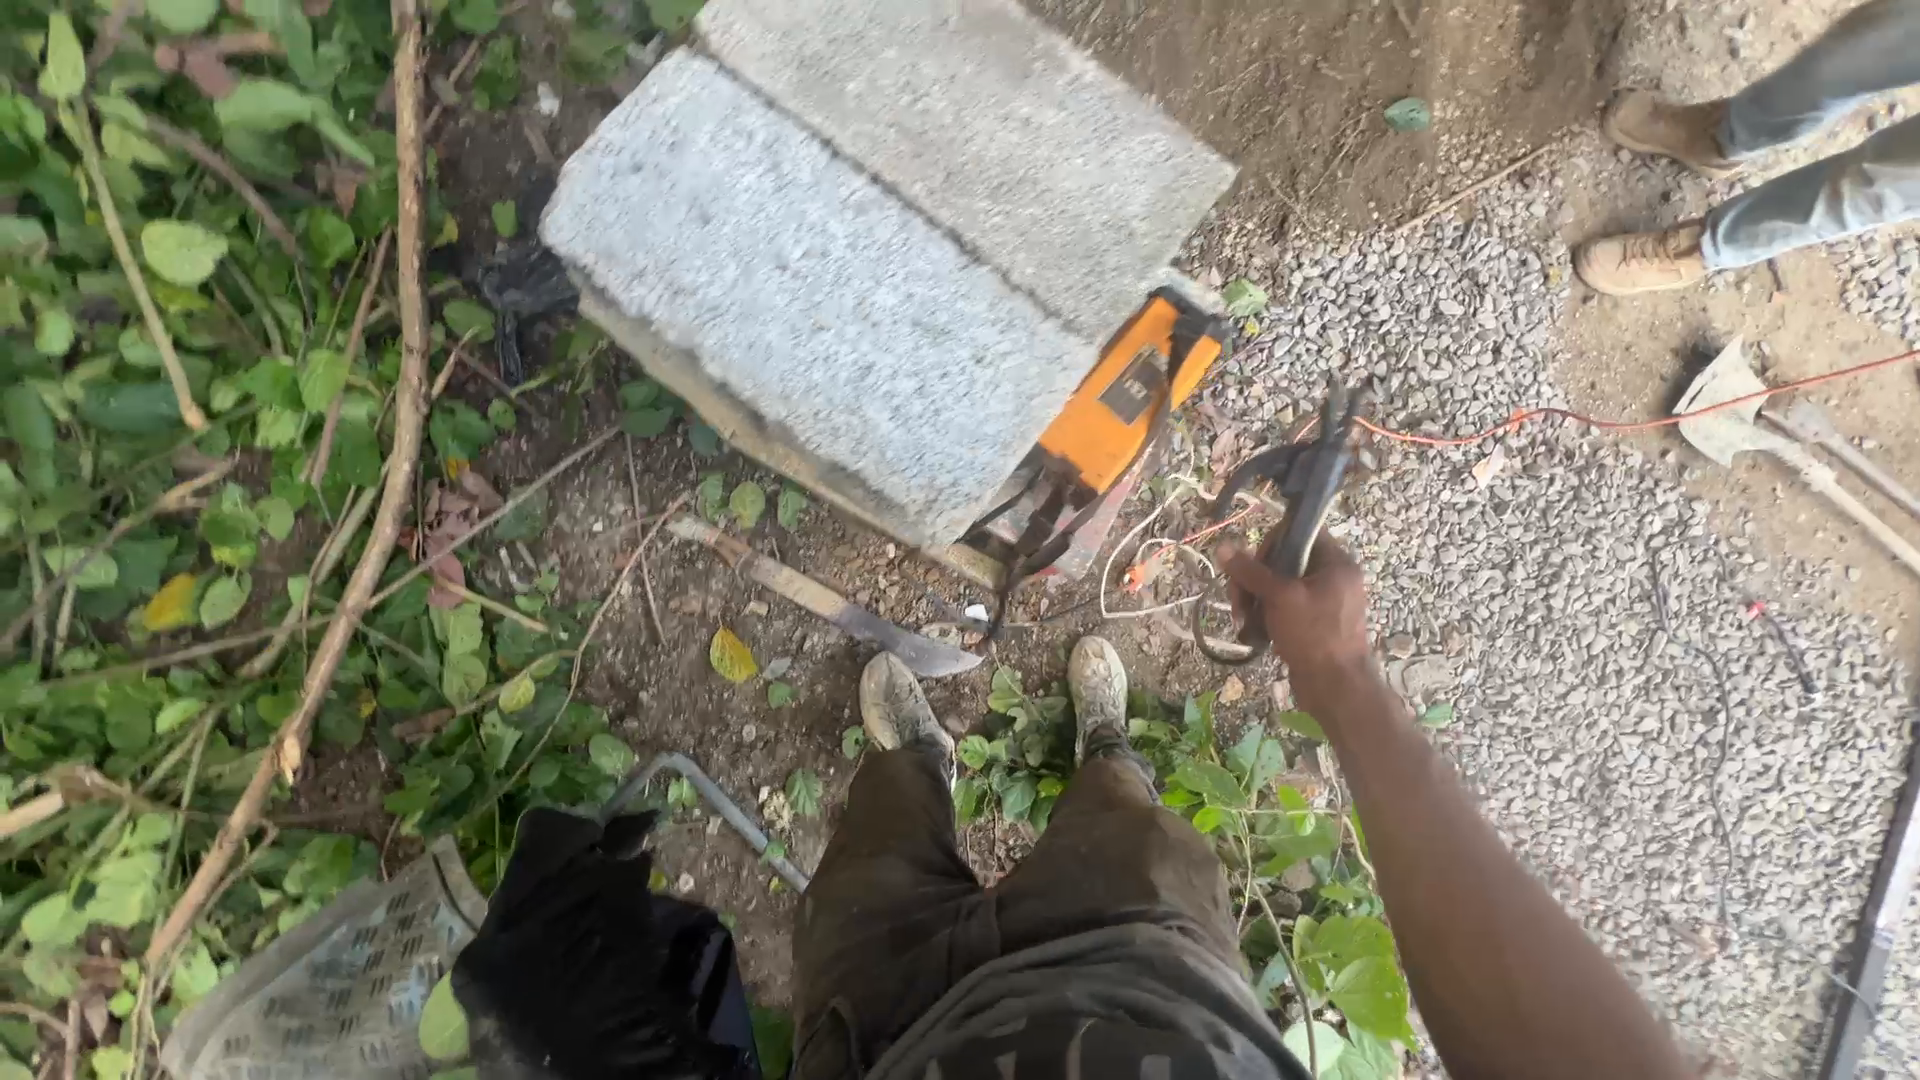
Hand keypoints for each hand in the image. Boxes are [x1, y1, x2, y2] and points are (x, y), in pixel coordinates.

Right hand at [1220, 536, 1378, 714]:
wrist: (1335, 687)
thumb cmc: (1313, 635)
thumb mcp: (1279, 597)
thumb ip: (1250, 571)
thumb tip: (1223, 547)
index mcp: (1336, 562)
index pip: (1299, 532)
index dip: (1271, 544)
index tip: (1254, 567)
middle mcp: (1333, 576)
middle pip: (1283, 560)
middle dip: (1255, 579)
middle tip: (1239, 601)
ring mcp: (1324, 600)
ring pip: (1278, 584)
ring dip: (1255, 599)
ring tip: (1243, 620)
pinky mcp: (1314, 621)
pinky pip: (1283, 605)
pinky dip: (1266, 614)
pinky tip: (1254, 630)